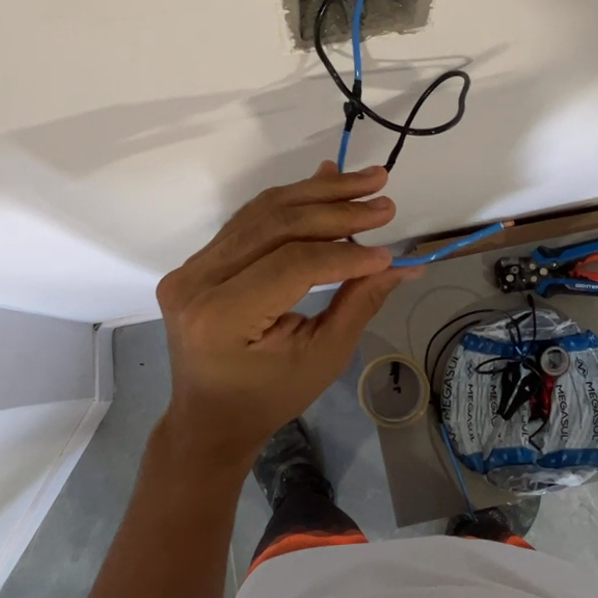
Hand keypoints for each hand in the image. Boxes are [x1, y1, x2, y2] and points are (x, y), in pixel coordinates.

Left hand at [153, 161, 415, 470]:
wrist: (210, 417)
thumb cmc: (268, 398)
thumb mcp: (321, 358)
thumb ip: (359, 302)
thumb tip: (405, 262)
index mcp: (222, 316)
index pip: (292, 264)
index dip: (345, 253)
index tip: (390, 251)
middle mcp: (197, 282)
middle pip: (276, 226)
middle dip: (337, 209)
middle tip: (385, 201)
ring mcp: (192, 267)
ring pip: (263, 213)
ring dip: (318, 194)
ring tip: (366, 181)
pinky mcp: (197, 260)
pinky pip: (249, 221)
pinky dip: (291, 201)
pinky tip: (325, 182)